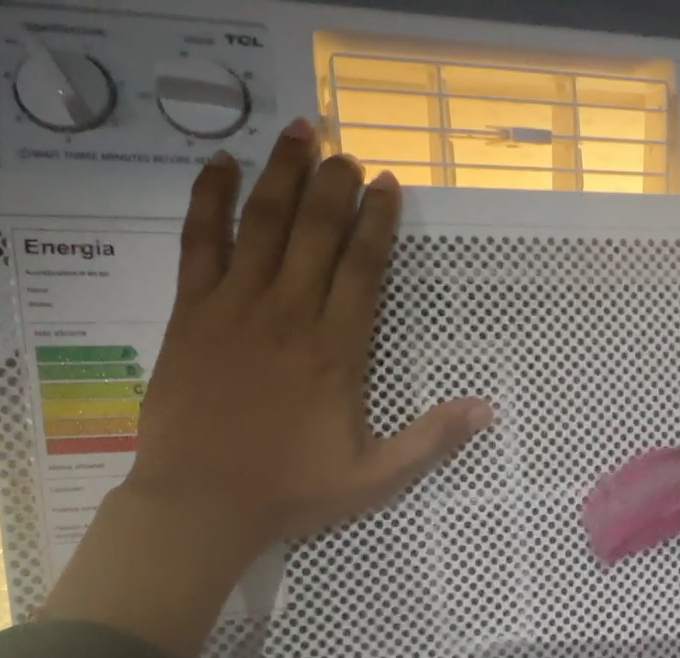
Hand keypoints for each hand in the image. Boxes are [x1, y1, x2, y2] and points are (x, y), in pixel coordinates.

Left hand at [39, 120, 491, 657]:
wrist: (202, 503)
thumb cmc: (292, 492)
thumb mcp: (375, 478)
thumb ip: (431, 440)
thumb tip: (487, 409)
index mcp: (337, 351)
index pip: (362, 268)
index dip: (377, 221)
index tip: (387, 183)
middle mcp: (289, 315)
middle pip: (316, 232)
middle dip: (334, 186)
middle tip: (347, 153)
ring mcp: (236, 308)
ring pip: (263, 224)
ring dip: (283, 174)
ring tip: (300, 131)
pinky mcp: (192, 312)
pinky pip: (199, 242)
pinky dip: (209, 199)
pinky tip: (219, 164)